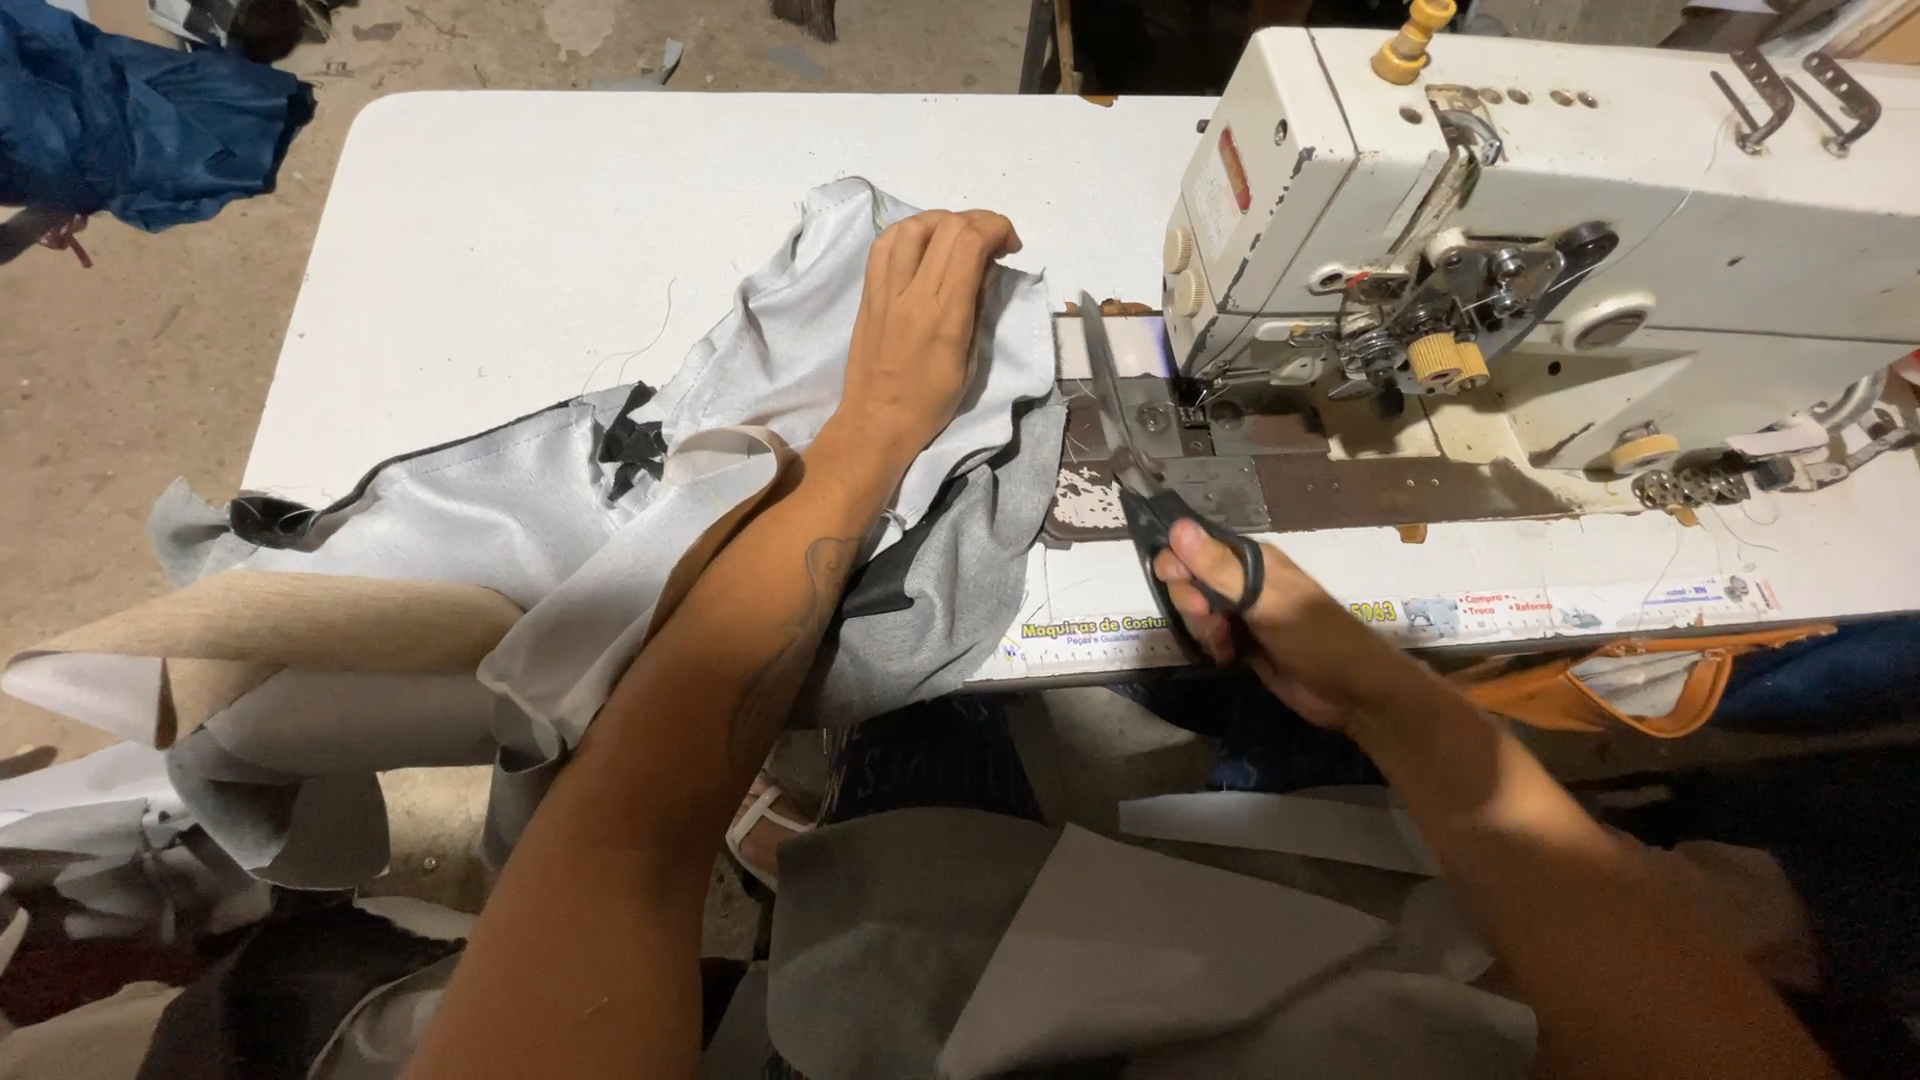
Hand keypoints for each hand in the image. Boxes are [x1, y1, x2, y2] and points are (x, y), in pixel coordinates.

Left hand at [837, 209, 1021, 463]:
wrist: (877, 421)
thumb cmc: (930, 403)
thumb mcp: (970, 363)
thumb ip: (977, 310)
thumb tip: (984, 270)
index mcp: (944, 316)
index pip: (969, 242)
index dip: (997, 228)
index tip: (1010, 246)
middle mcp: (912, 295)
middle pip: (946, 227)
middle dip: (979, 222)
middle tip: (992, 244)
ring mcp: (885, 291)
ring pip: (912, 226)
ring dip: (942, 222)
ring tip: (956, 240)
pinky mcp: (868, 294)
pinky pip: (884, 245)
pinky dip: (909, 233)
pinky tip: (923, 247)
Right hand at [1152, 520, 1432, 735]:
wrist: (1352, 692)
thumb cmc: (1314, 637)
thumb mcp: (1263, 600)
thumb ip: (1217, 567)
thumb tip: (1177, 525)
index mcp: (1251, 560)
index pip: (1195, 547)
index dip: (1179, 564)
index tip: (1182, 585)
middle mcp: (1242, 581)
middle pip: (1188, 580)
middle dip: (1191, 603)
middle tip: (1211, 620)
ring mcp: (1242, 613)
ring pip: (1195, 611)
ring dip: (1202, 629)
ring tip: (1226, 644)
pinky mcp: (1242, 643)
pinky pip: (1208, 637)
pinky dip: (1212, 648)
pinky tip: (1228, 658)